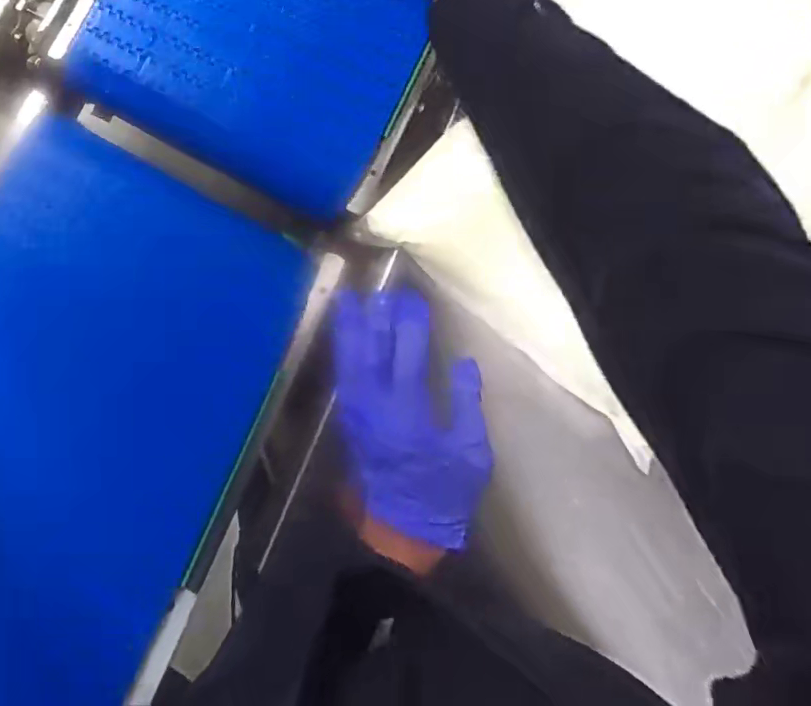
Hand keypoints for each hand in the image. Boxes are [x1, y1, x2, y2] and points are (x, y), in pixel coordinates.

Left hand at [331, 287, 491, 555]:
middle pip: (372, 349)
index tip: (413, 298)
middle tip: (379, 288)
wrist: (400, 522)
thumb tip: (464, 363)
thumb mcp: (471, 453)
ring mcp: (355, 406)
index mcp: (409, 412)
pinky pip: (340, 370)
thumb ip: (466, 405)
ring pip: (348, 356)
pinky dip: (340, 347)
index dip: (411, 324)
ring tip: (346, 297)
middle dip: (376, 316)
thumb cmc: (444, 490)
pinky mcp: (346, 412)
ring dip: (347, 325)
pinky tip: (341, 330)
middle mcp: (375, 402)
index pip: (408, 355)